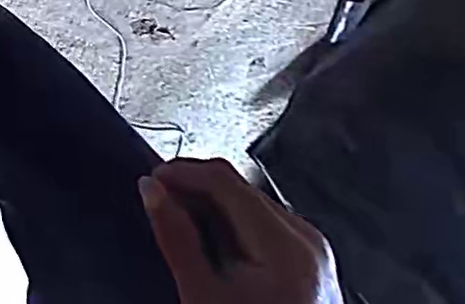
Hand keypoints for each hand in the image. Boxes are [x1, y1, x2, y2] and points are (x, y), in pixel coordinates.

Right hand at [141, 158, 342, 303]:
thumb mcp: (203, 294)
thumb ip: (175, 235)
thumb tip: (150, 188)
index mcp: (285, 247)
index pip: (221, 179)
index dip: (178, 173)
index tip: (151, 182)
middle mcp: (307, 243)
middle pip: (235, 185)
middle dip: (193, 187)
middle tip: (162, 203)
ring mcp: (314, 252)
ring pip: (246, 198)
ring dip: (209, 202)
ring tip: (185, 226)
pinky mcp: (312, 263)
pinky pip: (261, 218)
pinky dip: (229, 218)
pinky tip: (213, 242)